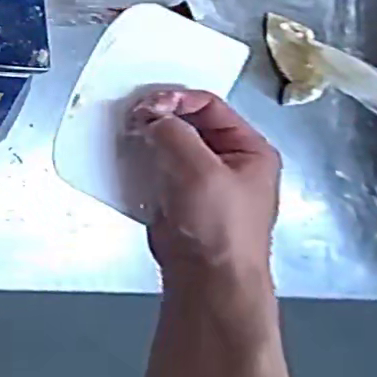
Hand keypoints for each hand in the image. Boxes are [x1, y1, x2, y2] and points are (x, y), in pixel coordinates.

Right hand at [128, 89, 280, 291]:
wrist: (207, 277)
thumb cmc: (215, 222)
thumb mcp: (197, 167)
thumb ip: (172, 130)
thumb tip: (149, 116)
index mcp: (249, 149)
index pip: (208, 105)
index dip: (175, 99)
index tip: (145, 107)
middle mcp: (229, 160)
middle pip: (188, 121)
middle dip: (158, 117)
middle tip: (132, 120)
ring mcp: (203, 178)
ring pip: (169, 141)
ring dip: (146, 136)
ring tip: (127, 137)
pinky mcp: (179, 194)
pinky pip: (158, 163)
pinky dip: (141, 156)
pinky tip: (127, 157)